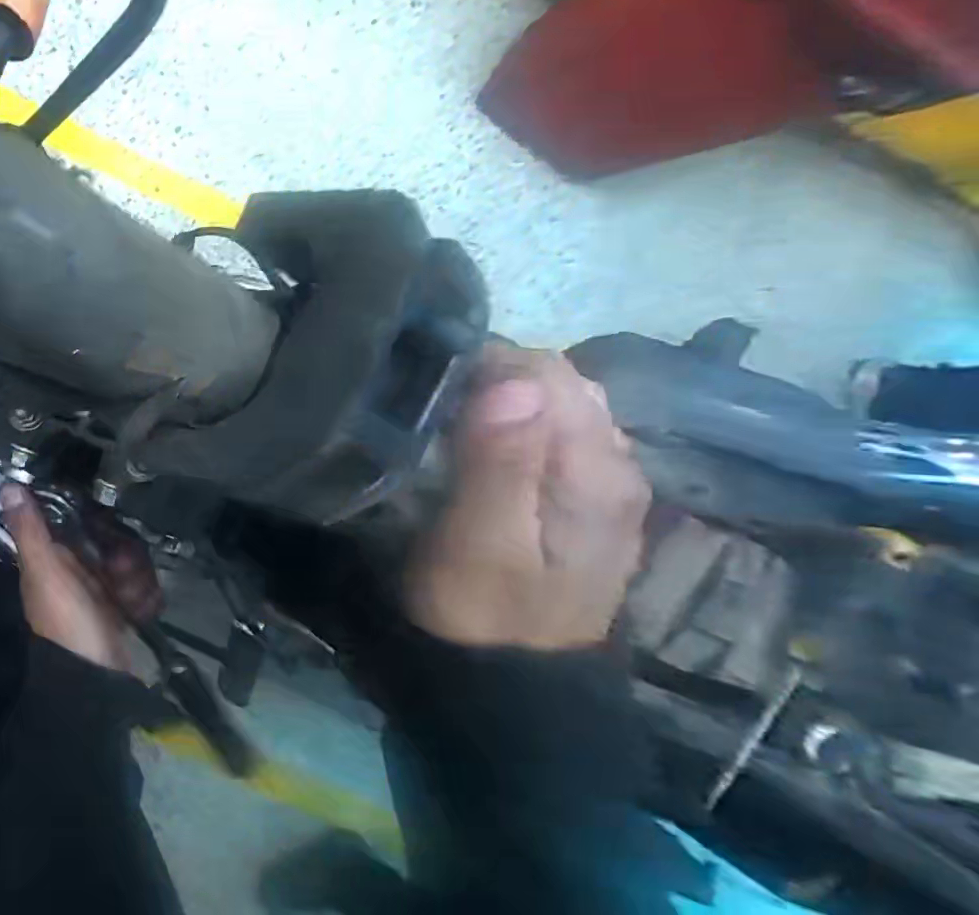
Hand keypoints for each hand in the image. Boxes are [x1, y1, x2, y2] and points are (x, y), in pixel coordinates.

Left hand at [0, 483, 160, 671]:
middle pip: (112, 540)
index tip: (107, 526)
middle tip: (122, 574)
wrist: (98, 685)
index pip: (77, 520)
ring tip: (131, 600)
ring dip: (137, 579)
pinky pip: (142, 587)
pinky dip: (145, 598)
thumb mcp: (45, 572)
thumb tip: (7, 485)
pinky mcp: (122, 609)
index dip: (96, 519)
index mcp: (51, 559)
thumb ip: (29, 529)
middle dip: (125, 555)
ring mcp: (101, 591)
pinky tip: (141, 611)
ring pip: (131, 563)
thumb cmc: (69, 624)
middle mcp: (75, 570)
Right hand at [405, 342, 649, 650]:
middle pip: (559, 383)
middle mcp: (615, 465)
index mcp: (595, 470)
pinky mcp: (580, 498)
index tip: (430, 389)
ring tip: (447, 424)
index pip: (549, 373)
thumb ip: (499, 463)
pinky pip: (550, 433)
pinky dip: (510, 424)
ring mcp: (602, 482)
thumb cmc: (479, 610)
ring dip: (501, 400)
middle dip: (493, 379)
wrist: (506, 679)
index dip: (485, 367)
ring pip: (554, 404)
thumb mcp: (481, 543)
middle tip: (432, 410)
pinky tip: (476, 447)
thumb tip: (513, 379)